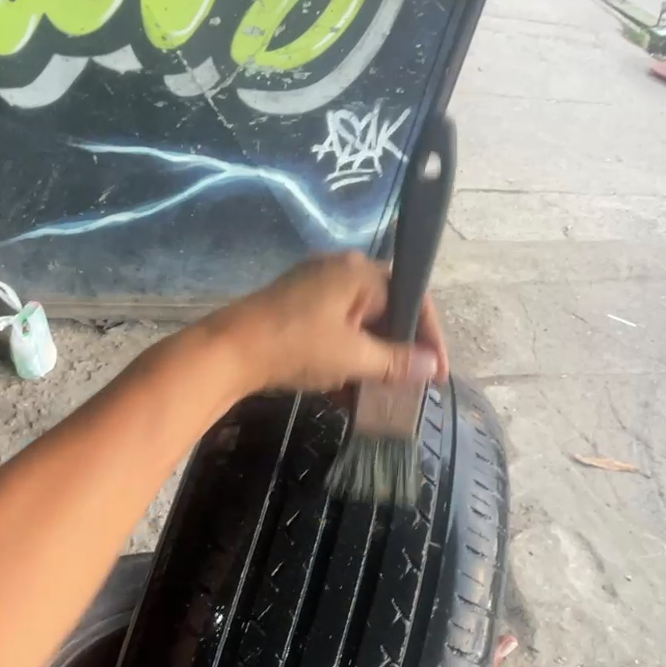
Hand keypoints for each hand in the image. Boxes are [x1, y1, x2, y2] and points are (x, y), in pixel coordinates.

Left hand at [200, 252, 448, 394]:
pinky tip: (344, 391)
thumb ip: (395, 362)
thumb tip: (431, 367)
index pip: (411, 299)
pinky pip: (332, 331)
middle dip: (397, 353)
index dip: (429, 339)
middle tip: (407, 386)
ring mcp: (313, 289)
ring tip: (375, 395)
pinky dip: (343, 358)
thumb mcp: (353, 357)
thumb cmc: (296, 346)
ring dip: (368, 361)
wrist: (228, 351)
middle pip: (385, 312)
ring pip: (357, 326)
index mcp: (360, 272)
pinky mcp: (294, 309)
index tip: (437, 375)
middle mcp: (339, 271)